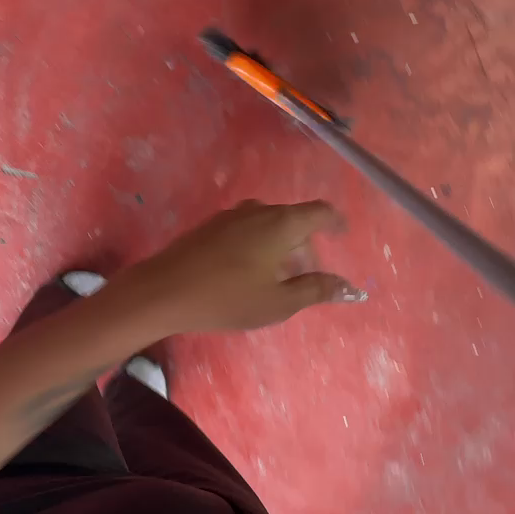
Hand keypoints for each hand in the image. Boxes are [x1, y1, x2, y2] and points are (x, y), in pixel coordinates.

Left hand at [108, 199, 362, 334]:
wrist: (163, 291)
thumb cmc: (227, 298)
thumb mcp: (279, 301)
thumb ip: (316, 290)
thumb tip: (351, 288)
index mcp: (279, 224)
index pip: (318, 212)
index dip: (335, 222)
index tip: (343, 234)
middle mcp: (256, 211)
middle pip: (292, 219)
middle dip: (305, 244)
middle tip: (308, 275)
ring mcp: (228, 216)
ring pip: (266, 224)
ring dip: (280, 245)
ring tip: (278, 277)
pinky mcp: (208, 227)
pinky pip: (245, 228)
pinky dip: (258, 244)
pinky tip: (248, 272)